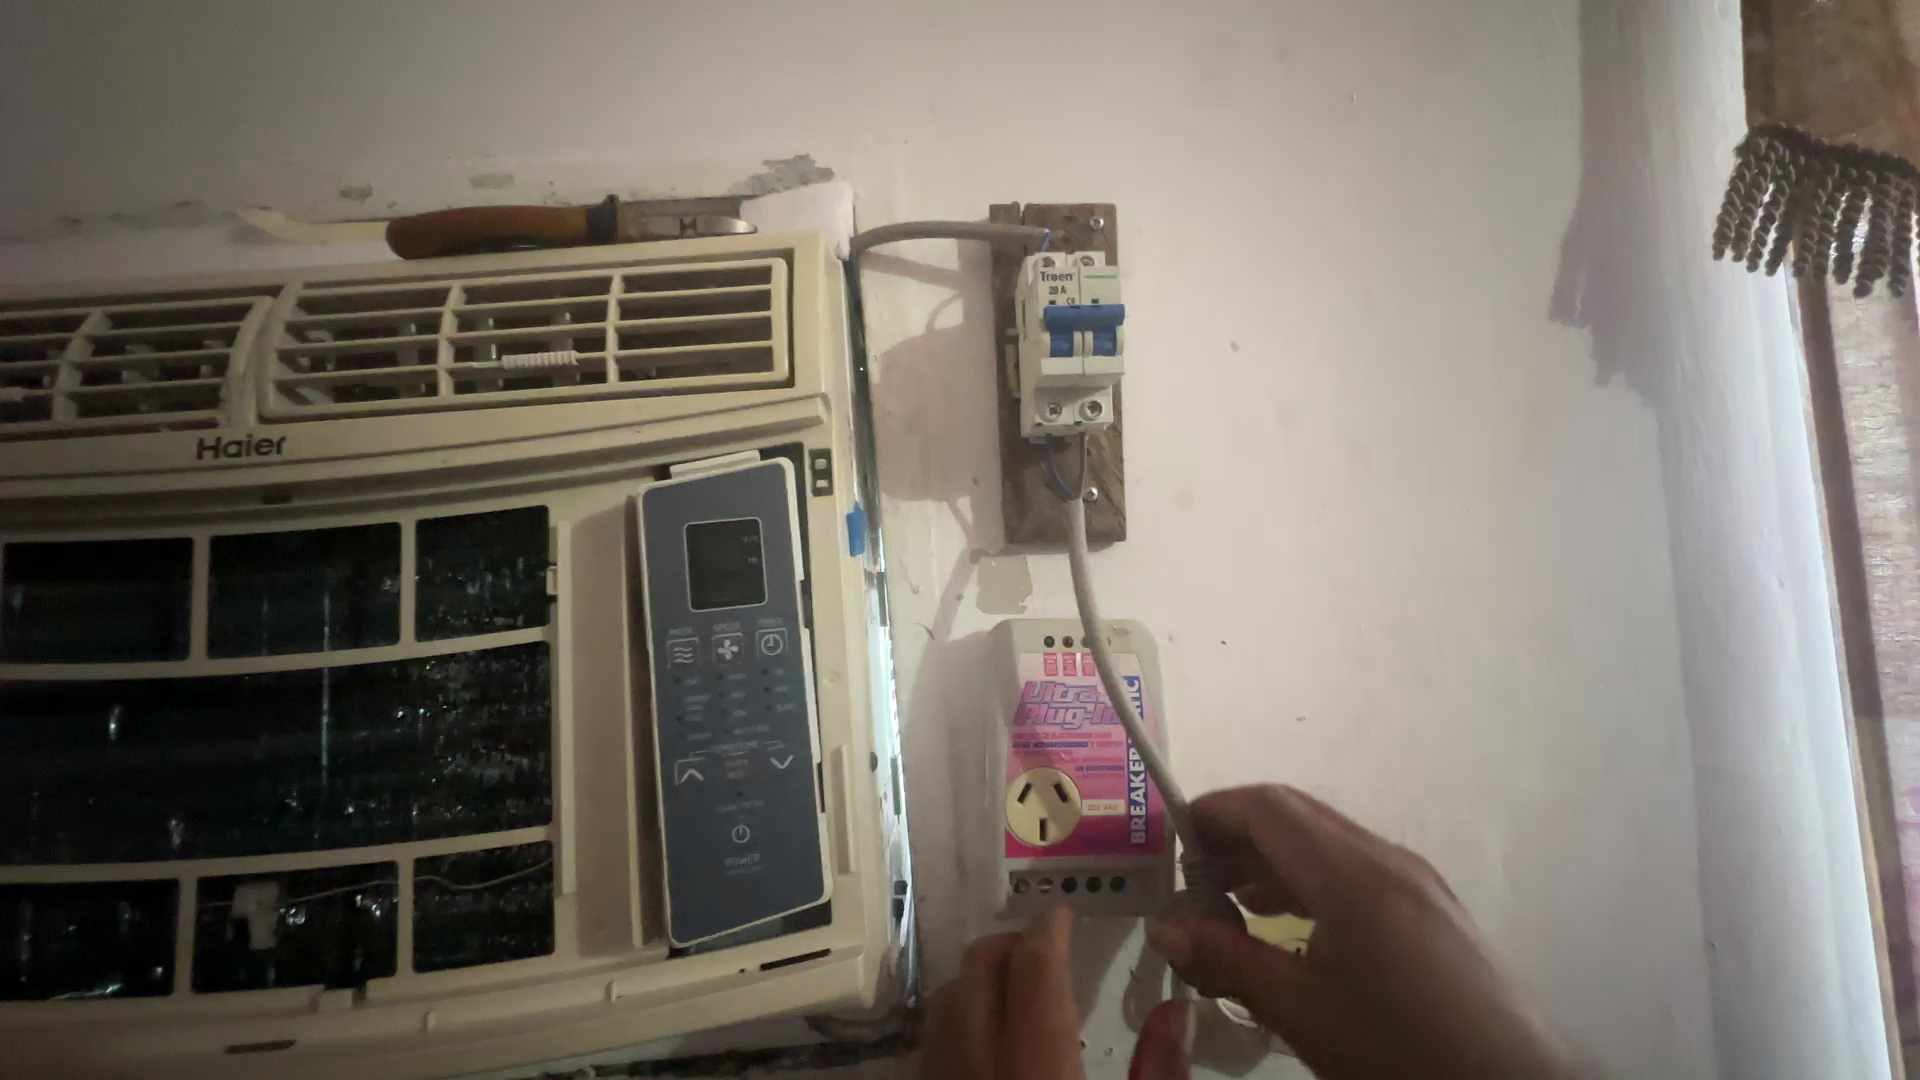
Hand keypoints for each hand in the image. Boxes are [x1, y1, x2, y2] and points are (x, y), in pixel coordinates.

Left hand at [924, 907, 1193, 1079]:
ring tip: (1021, 989)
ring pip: (947, 998)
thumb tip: (1175, 1012)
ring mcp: (940, 1077)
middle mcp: (976, 1062)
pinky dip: (959, 1015)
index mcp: (1034, 1067)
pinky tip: (991, 1036)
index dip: (1050, 932)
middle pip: (980, 969)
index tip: (1064, 915)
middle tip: (1049, 949)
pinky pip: (932, 1038)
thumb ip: (1156, 1072)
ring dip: (981, 979)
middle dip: (1013, 945)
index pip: (1034, 969)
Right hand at [1147, 785, 1569, 1079]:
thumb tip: (1161, 927)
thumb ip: (1226, 959)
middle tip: (1193, 876)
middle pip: (1293, 814)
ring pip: (1323, 840)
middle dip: (1235, 833)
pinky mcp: (1431, 908)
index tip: (1171, 843)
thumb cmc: (1404, 1055)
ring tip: (1229, 901)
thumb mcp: (1303, 1013)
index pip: (1266, 807)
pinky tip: (1287, 922)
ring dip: (1269, 856)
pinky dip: (1305, 878)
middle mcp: (1385, 859)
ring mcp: (1415, 880)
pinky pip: (1351, 868)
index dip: (1211, 812)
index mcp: (1352, 873)